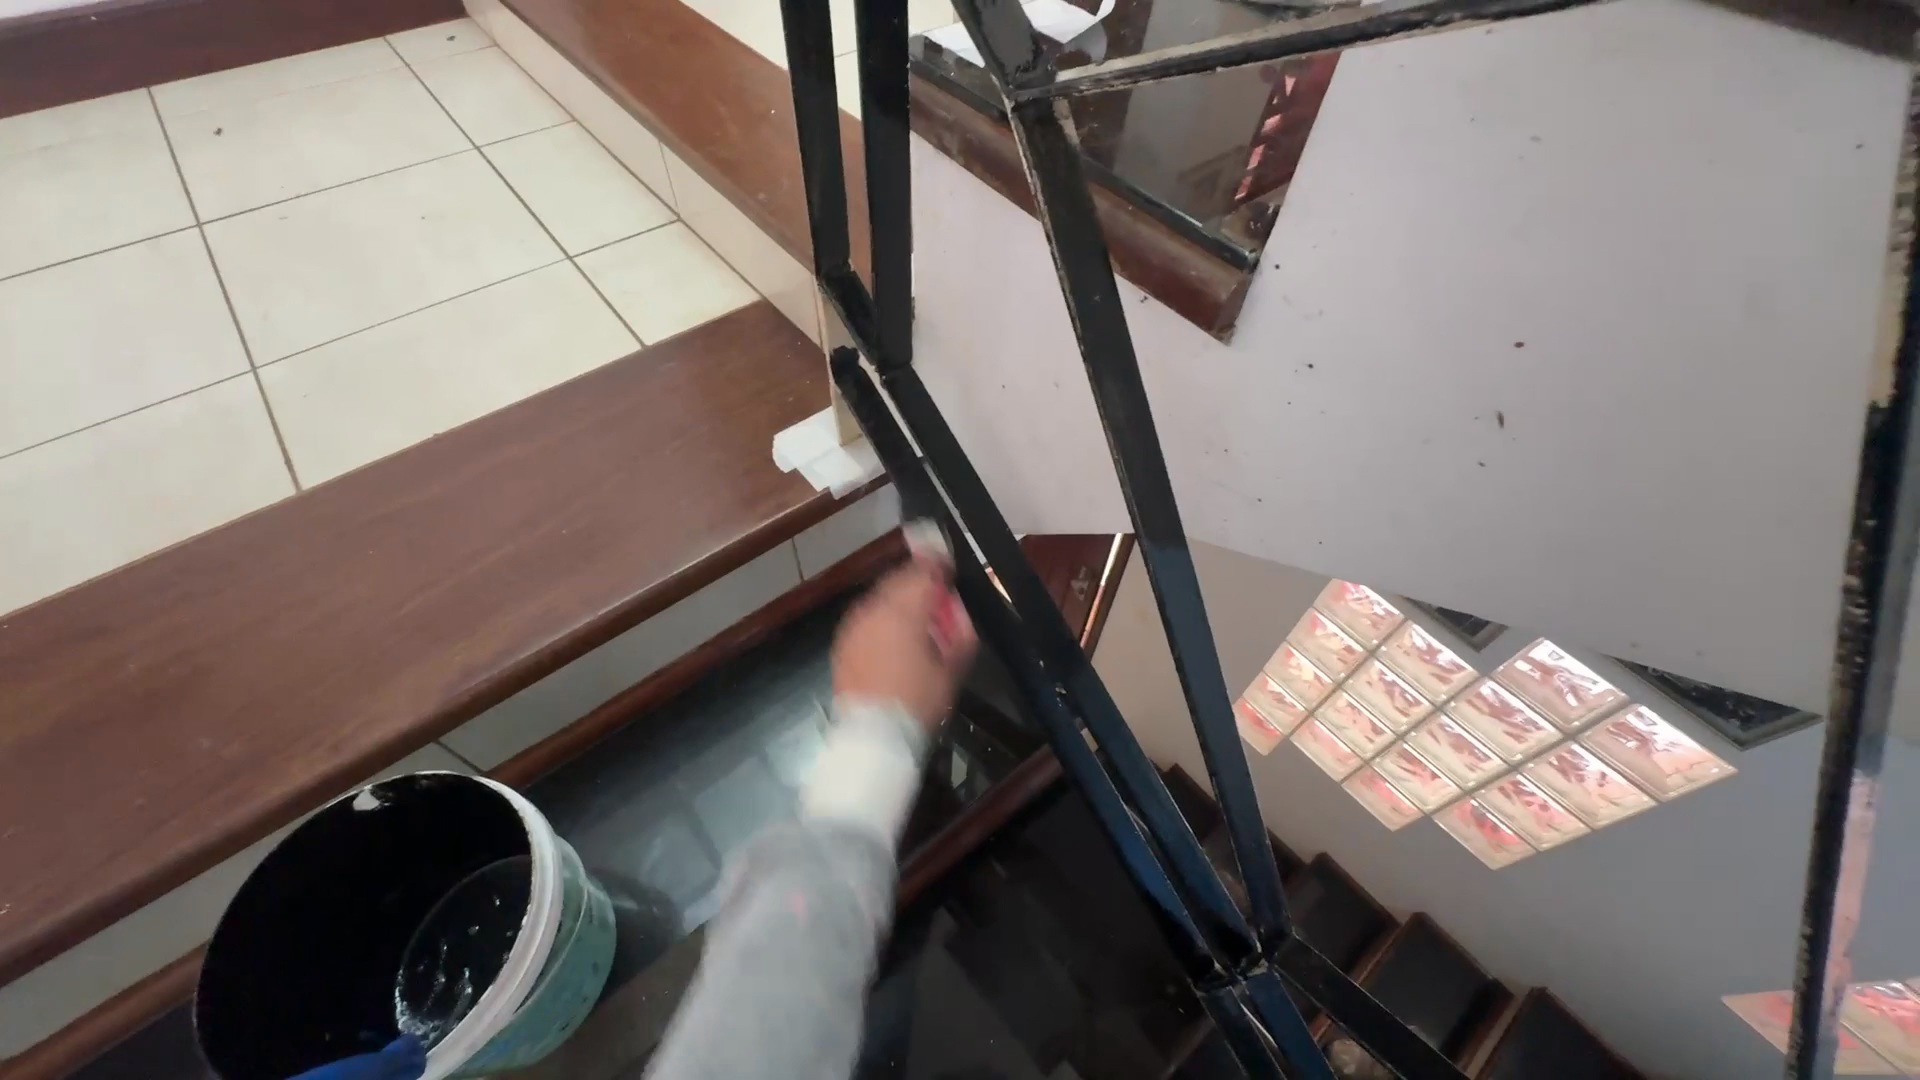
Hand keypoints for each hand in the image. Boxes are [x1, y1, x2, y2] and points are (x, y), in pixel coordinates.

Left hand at [832, 556, 977, 733]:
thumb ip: (960, 629)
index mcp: (904, 612)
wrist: (872, 738)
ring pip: (881, 596)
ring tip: (917, 617)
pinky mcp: (843, 641)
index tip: (949, 564)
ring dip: (900, 598)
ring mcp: (854, 624)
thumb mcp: (953, 668)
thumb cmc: (918, 703)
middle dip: (918, 580)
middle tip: (937, 592)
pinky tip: (894, 635)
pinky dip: (882, 616)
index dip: (939, 563)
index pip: (924, 571)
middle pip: (900, 579)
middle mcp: (875, 609)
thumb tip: (958, 608)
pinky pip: (867, 616)